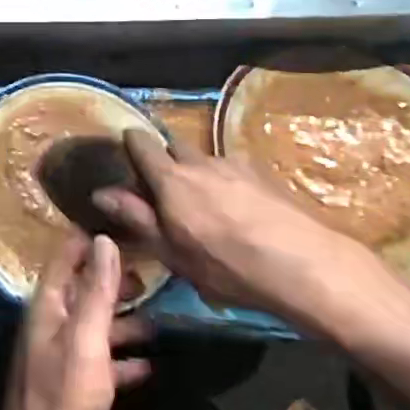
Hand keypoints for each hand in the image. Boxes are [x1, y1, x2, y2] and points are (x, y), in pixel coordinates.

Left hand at [0, 234, 151, 409]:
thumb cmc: (64, 395)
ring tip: (157, 315)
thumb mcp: (86, 339)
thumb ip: (97, 291)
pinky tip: (150, 364)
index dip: (88, 242)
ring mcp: (60, 356)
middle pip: (82, 292)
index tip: (121, 228)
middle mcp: (49, 325)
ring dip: (121, 320)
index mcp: (47, 307)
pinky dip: (122, 358)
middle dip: (111, 281)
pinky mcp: (72, 386)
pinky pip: (100, 361)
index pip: (64, 260)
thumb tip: (105, 240)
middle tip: (150, 275)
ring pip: (93, 326)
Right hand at [91, 131, 406, 331]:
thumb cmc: (227, 266)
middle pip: (174, 146)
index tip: (127, 155)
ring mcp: (237, 165)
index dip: (131, 144)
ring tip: (207, 206)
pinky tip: (241, 212)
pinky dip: (228, 184)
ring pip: (206, 160)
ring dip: (199, 173)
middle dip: (166, 159)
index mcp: (170, 178)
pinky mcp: (267, 176)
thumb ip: (136, 217)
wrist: (309, 267)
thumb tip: (100, 191)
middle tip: (165, 189)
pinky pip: (235, 171)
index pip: (141, 142)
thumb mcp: (172, 251)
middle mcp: (201, 161)